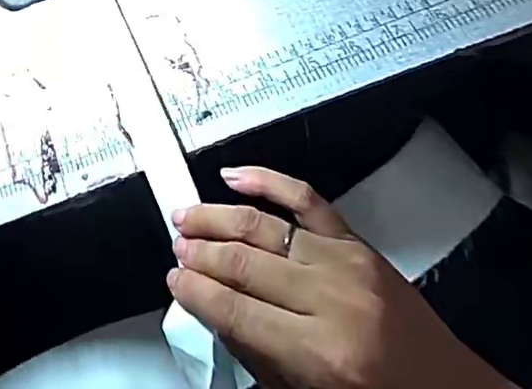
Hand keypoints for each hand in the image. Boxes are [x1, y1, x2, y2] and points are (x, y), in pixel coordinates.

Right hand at [167, 168, 516, 388]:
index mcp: (323, 356)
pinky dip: (267, 179)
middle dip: (199, 253)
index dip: (195, 291)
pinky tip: (232, 175)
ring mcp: (346, 263)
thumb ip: (257, 354)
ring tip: (185, 218)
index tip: (173, 281)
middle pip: (243, 262)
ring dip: (215, 218)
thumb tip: (209, 306)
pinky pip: (306, 198)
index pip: (235, 310)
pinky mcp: (358, 243)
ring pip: (262, 225)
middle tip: (176, 250)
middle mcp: (332, 301)